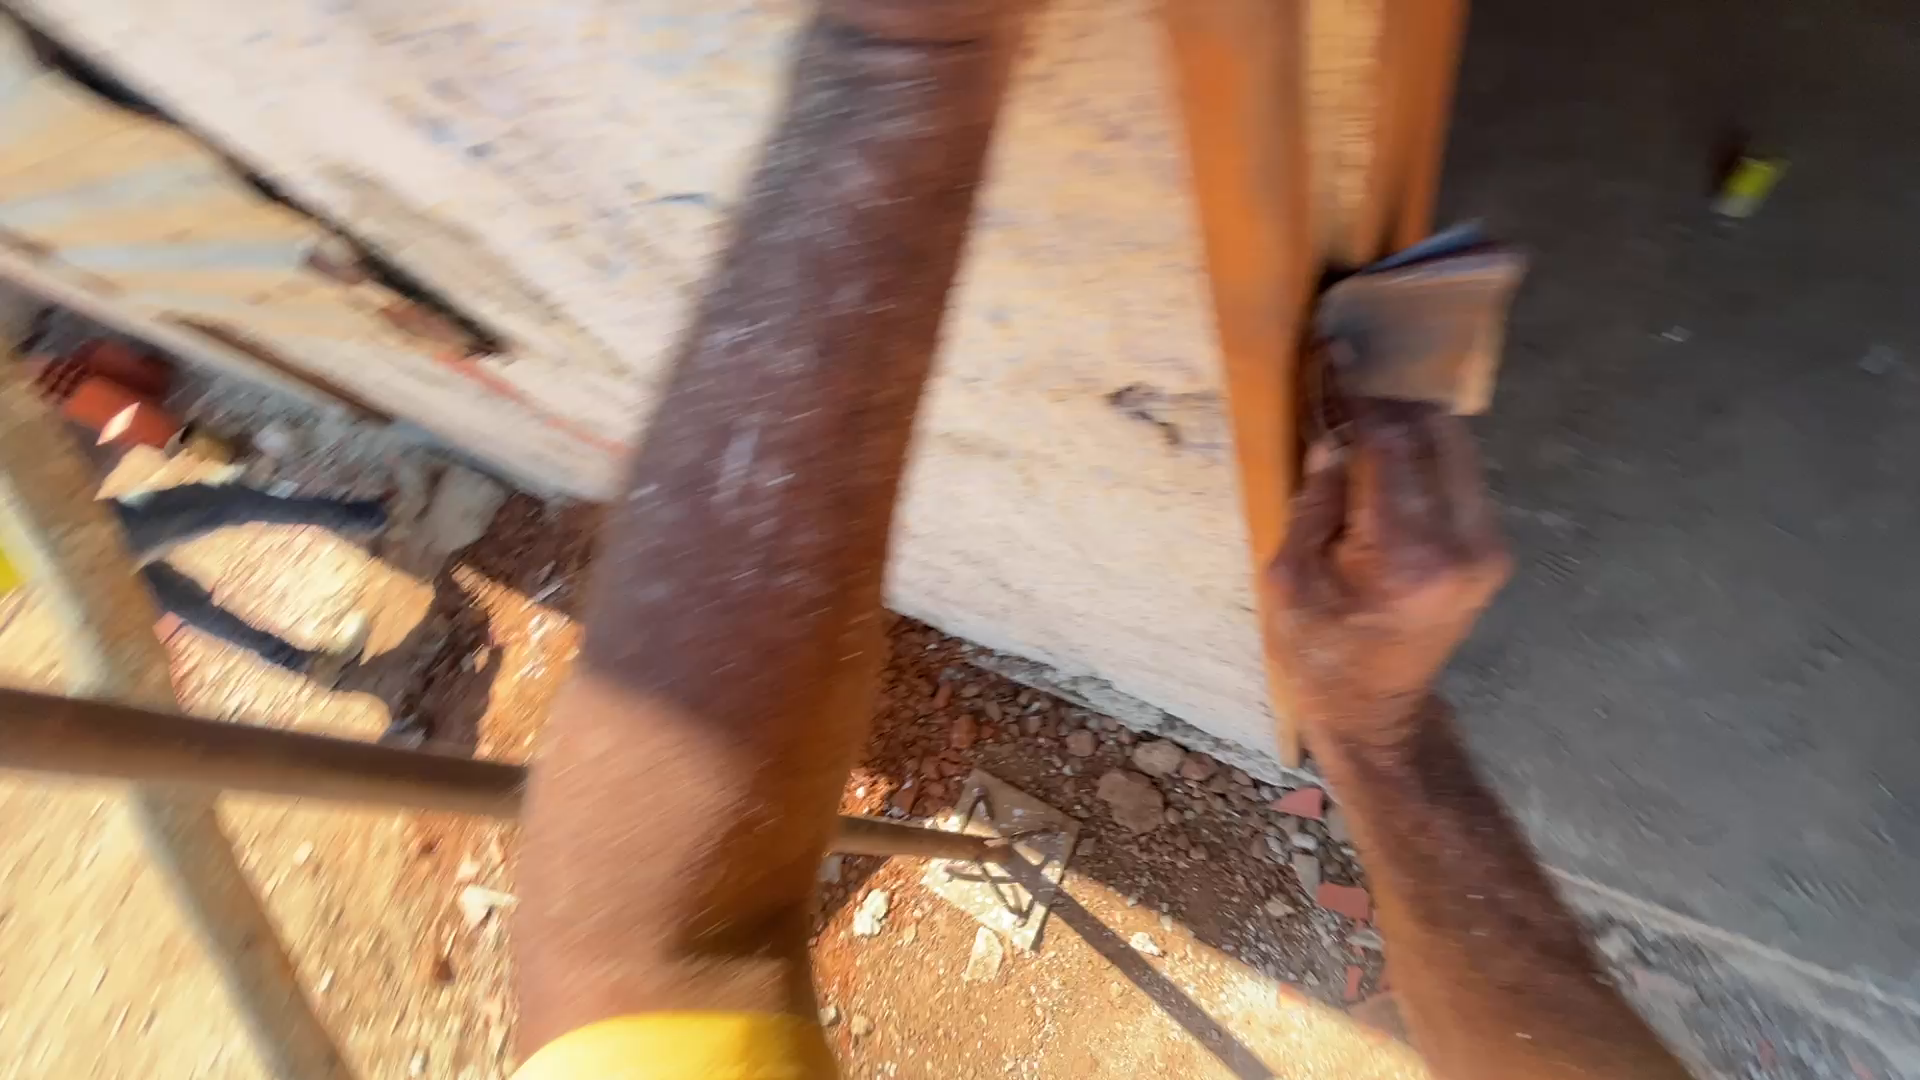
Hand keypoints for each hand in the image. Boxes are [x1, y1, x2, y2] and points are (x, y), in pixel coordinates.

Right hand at [1263, 399, 1509, 748]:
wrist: (1375, 706)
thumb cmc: (1317, 649)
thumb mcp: (1288, 579)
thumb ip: (1314, 502)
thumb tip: (1332, 436)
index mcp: (1405, 556)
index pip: (1387, 446)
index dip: (1357, 395)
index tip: (1334, 352)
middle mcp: (1465, 543)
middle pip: (1435, 433)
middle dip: (1386, 397)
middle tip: (1344, 374)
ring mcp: (1489, 544)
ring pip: (1455, 445)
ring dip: (1405, 419)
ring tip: (1358, 405)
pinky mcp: (1491, 546)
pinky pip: (1456, 471)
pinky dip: (1419, 448)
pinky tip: (1382, 447)